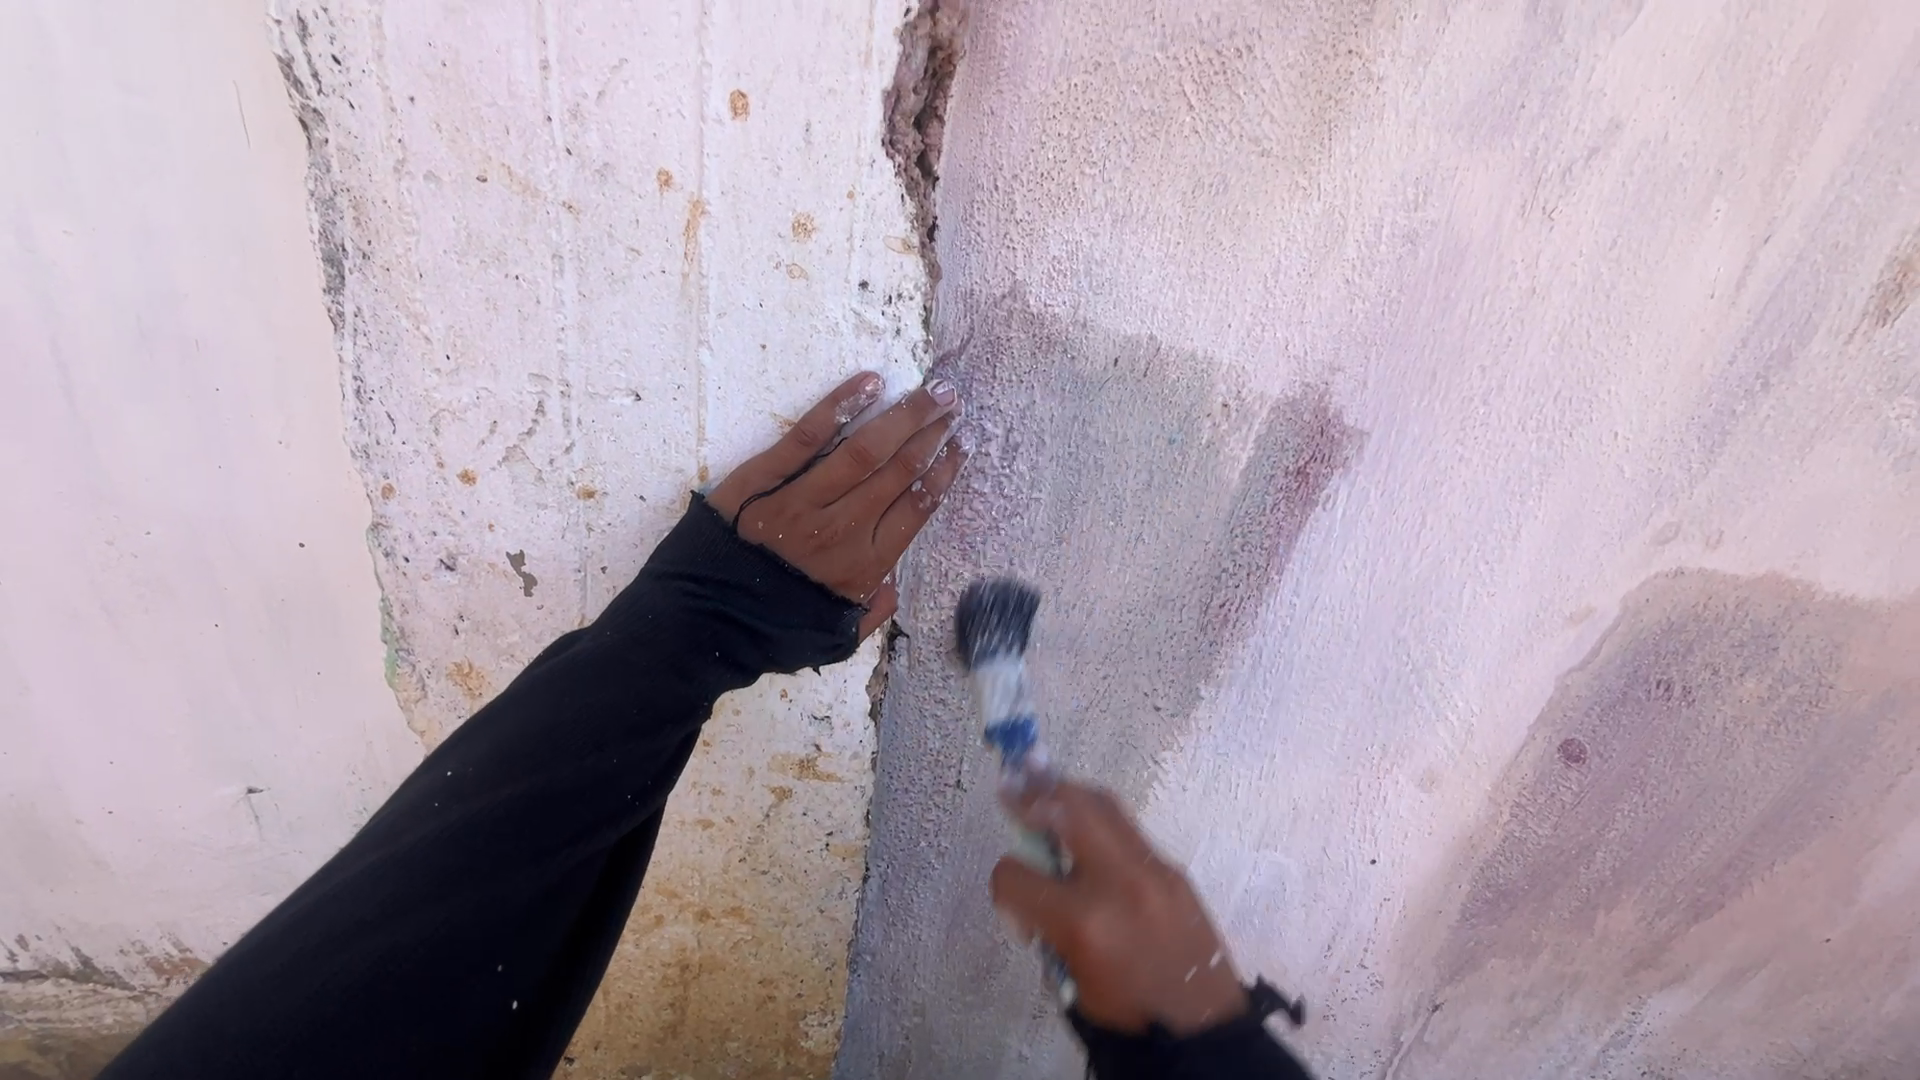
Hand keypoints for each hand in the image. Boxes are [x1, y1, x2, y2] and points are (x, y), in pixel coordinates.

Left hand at [705, 371, 966, 640]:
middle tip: (952, 403)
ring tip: (931, 390)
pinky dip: (841, 405)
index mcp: (864, 566)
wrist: (700, 625)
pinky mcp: (763, 477)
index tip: (962, 445)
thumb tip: (892, 583)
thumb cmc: (771, 631)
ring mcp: (802, 499)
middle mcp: (843, 528)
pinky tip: (870, 383)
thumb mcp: (834, 637)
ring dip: (903, 415)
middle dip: (932, 433)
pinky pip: (808, 435)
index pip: (917, 507)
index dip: (945, 471)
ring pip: (864, 449)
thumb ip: (873, 611)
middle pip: (899, 471)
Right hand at [990, 780, 1249, 1035]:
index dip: (1003, 883)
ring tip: (1050, 799)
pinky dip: (1102, 826)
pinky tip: (1091, 841)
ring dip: (1069, 797)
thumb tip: (1036, 881)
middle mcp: (1119, 882)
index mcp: (1084, 921)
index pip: (1016, 875)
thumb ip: (1048, 923)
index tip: (1011, 893)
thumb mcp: (1072, 981)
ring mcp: (1154, 869)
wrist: (1205, 1035)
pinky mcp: (1175, 870)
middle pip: (1066, 805)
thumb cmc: (1128, 1018)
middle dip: (1033, 794)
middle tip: (1015, 790)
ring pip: (1102, 803)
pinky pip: (1130, 831)